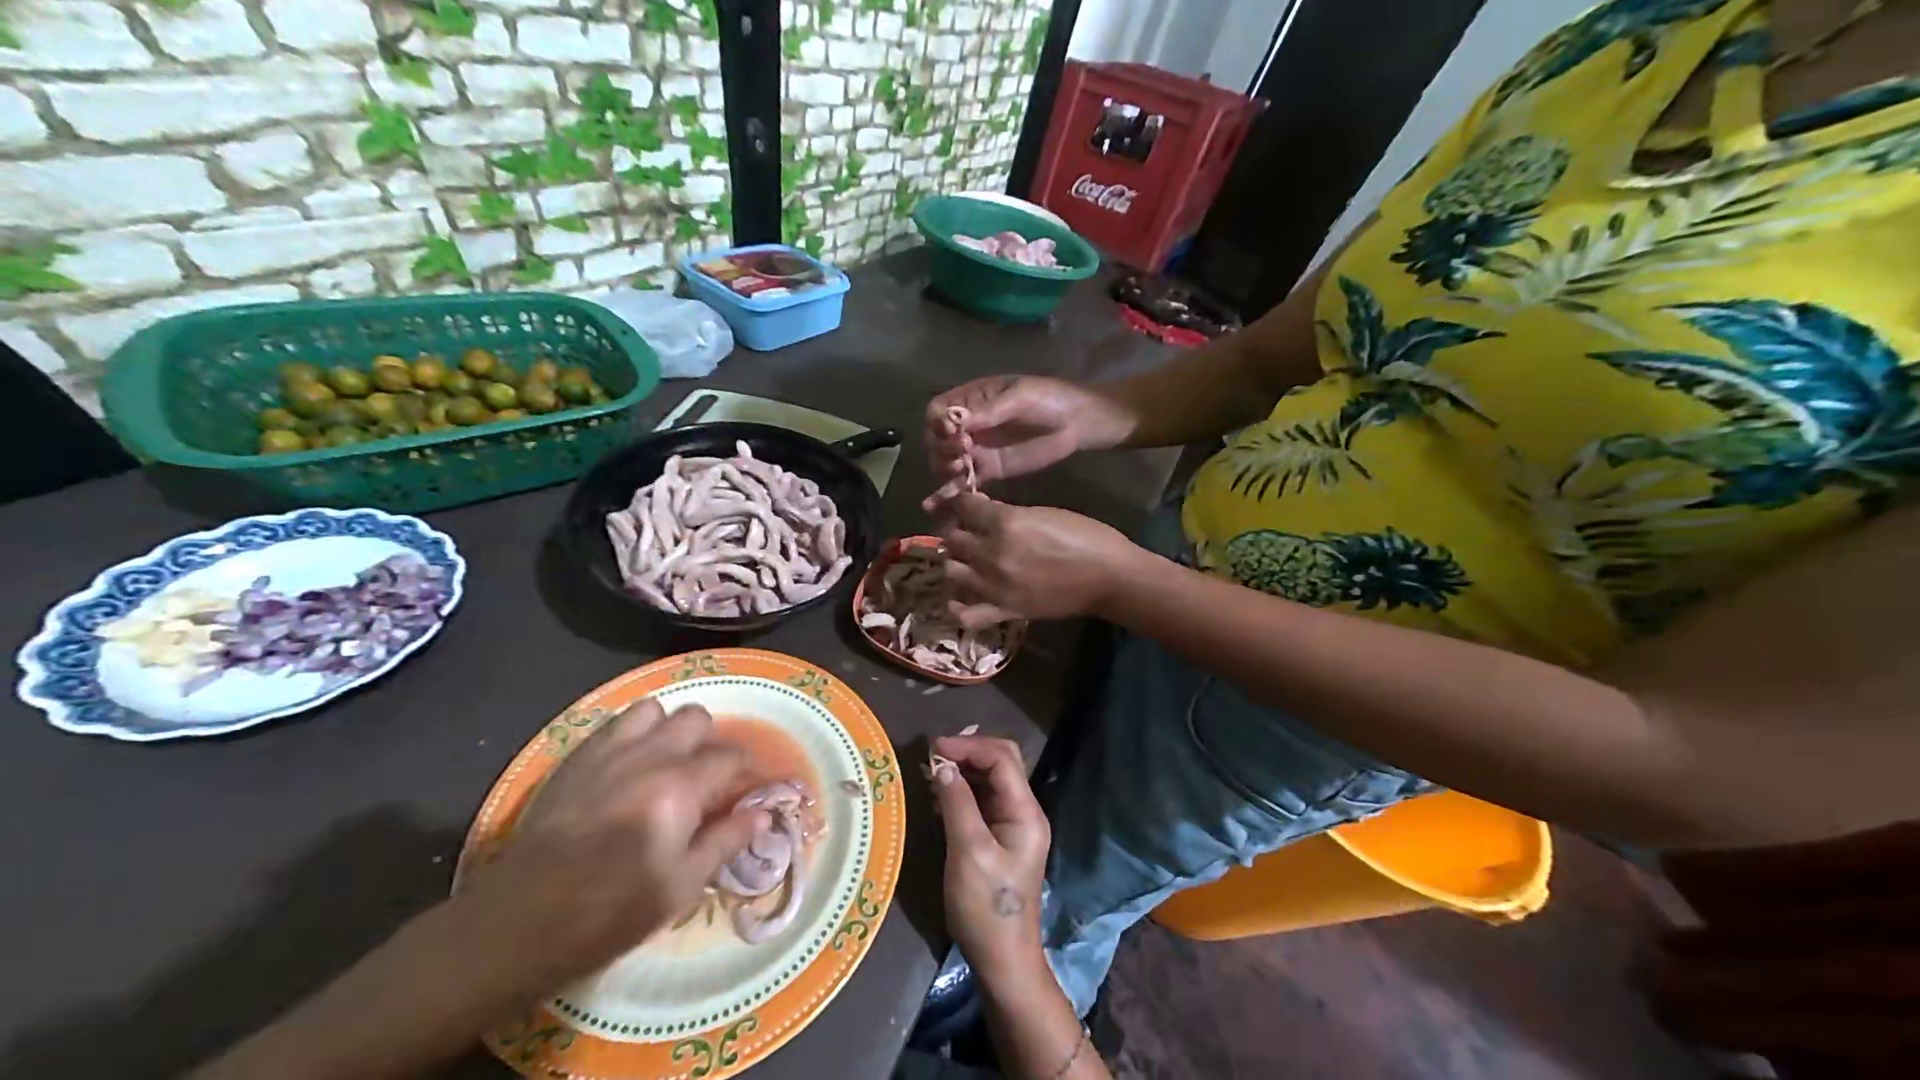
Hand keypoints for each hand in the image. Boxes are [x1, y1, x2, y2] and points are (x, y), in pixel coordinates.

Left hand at [462, 699, 762, 989]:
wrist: (519, 923)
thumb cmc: (608, 914)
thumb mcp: (680, 887)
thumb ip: (726, 840)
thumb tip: (763, 814)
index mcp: (680, 787)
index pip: (732, 757)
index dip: (751, 771)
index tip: (755, 791)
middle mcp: (648, 755)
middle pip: (697, 719)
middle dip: (712, 744)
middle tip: (710, 781)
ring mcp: (608, 751)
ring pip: (656, 710)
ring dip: (671, 731)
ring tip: (669, 766)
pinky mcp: (576, 758)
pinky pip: (616, 724)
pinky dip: (635, 734)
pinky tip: (631, 767)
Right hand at [923, 376, 1134, 507]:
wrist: (1077, 422)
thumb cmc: (1048, 398)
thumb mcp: (1018, 397)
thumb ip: (989, 410)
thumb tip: (957, 423)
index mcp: (970, 401)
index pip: (937, 412)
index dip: (938, 423)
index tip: (953, 433)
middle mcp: (967, 426)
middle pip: (936, 439)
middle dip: (942, 448)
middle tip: (962, 454)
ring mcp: (977, 449)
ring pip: (945, 462)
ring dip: (946, 468)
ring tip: (963, 471)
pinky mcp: (989, 470)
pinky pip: (965, 481)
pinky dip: (953, 490)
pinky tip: (945, 500)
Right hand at [930, 735, 1050, 977]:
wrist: (1002, 958)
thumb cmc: (986, 906)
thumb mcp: (968, 852)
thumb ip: (957, 804)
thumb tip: (942, 765)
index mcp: (1025, 811)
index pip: (1002, 758)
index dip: (969, 747)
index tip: (934, 748)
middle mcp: (1024, 811)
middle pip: (1001, 763)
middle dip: (968, 753)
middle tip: (932, 756)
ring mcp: (1013, 825)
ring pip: (990, 780)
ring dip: (963, 771)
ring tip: (930, 772)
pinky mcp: (1000, 838)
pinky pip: (982, 801)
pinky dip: (962, 792)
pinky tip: (939, 797)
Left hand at [938, 493, 1146, 623]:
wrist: (1110, 578)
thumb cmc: (1086, 537)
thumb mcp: (1045, 512)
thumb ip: (1009, 513)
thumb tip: (984, 511)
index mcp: (1005, 523)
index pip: (963, 506)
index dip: (961, 502)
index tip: (965, 504)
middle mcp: (991, 554)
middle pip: (953, 538)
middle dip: (957, 530)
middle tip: (967, 530)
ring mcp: (995, 586)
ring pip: (951, 571)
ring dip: (956, 562)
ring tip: (967, 560)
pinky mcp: (1004, 610)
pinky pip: (967, 614)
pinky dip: (958, 607)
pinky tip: (962, 598)